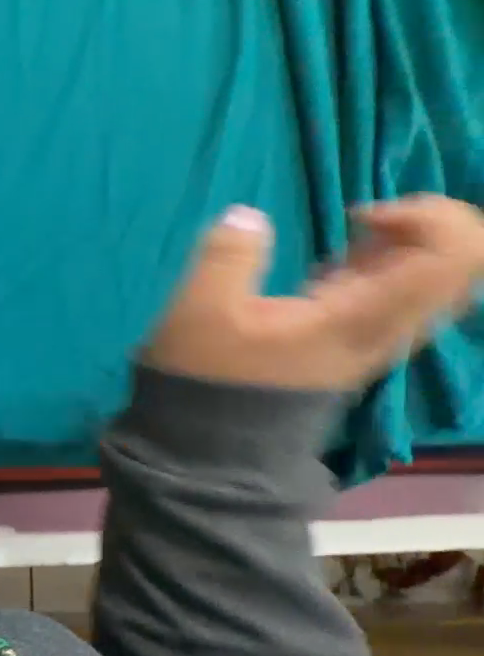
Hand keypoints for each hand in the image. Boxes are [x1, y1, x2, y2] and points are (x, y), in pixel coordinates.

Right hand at [143, 197, 483, 390]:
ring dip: (402, 243)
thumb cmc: (205, 375)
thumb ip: (227, 256)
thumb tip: (247, 215)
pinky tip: (334, 265)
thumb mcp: (198, 310)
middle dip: (424, 223)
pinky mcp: (355, 341)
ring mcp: (376, 336)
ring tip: (345, 237)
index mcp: (364, 317)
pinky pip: (401, 293)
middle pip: (463, 262)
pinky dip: (384, 266)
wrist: (207, 440)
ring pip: (435, 277)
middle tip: (361, 217)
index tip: (356, 215)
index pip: (456, 254)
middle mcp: (389, 327)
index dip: (426, 216)